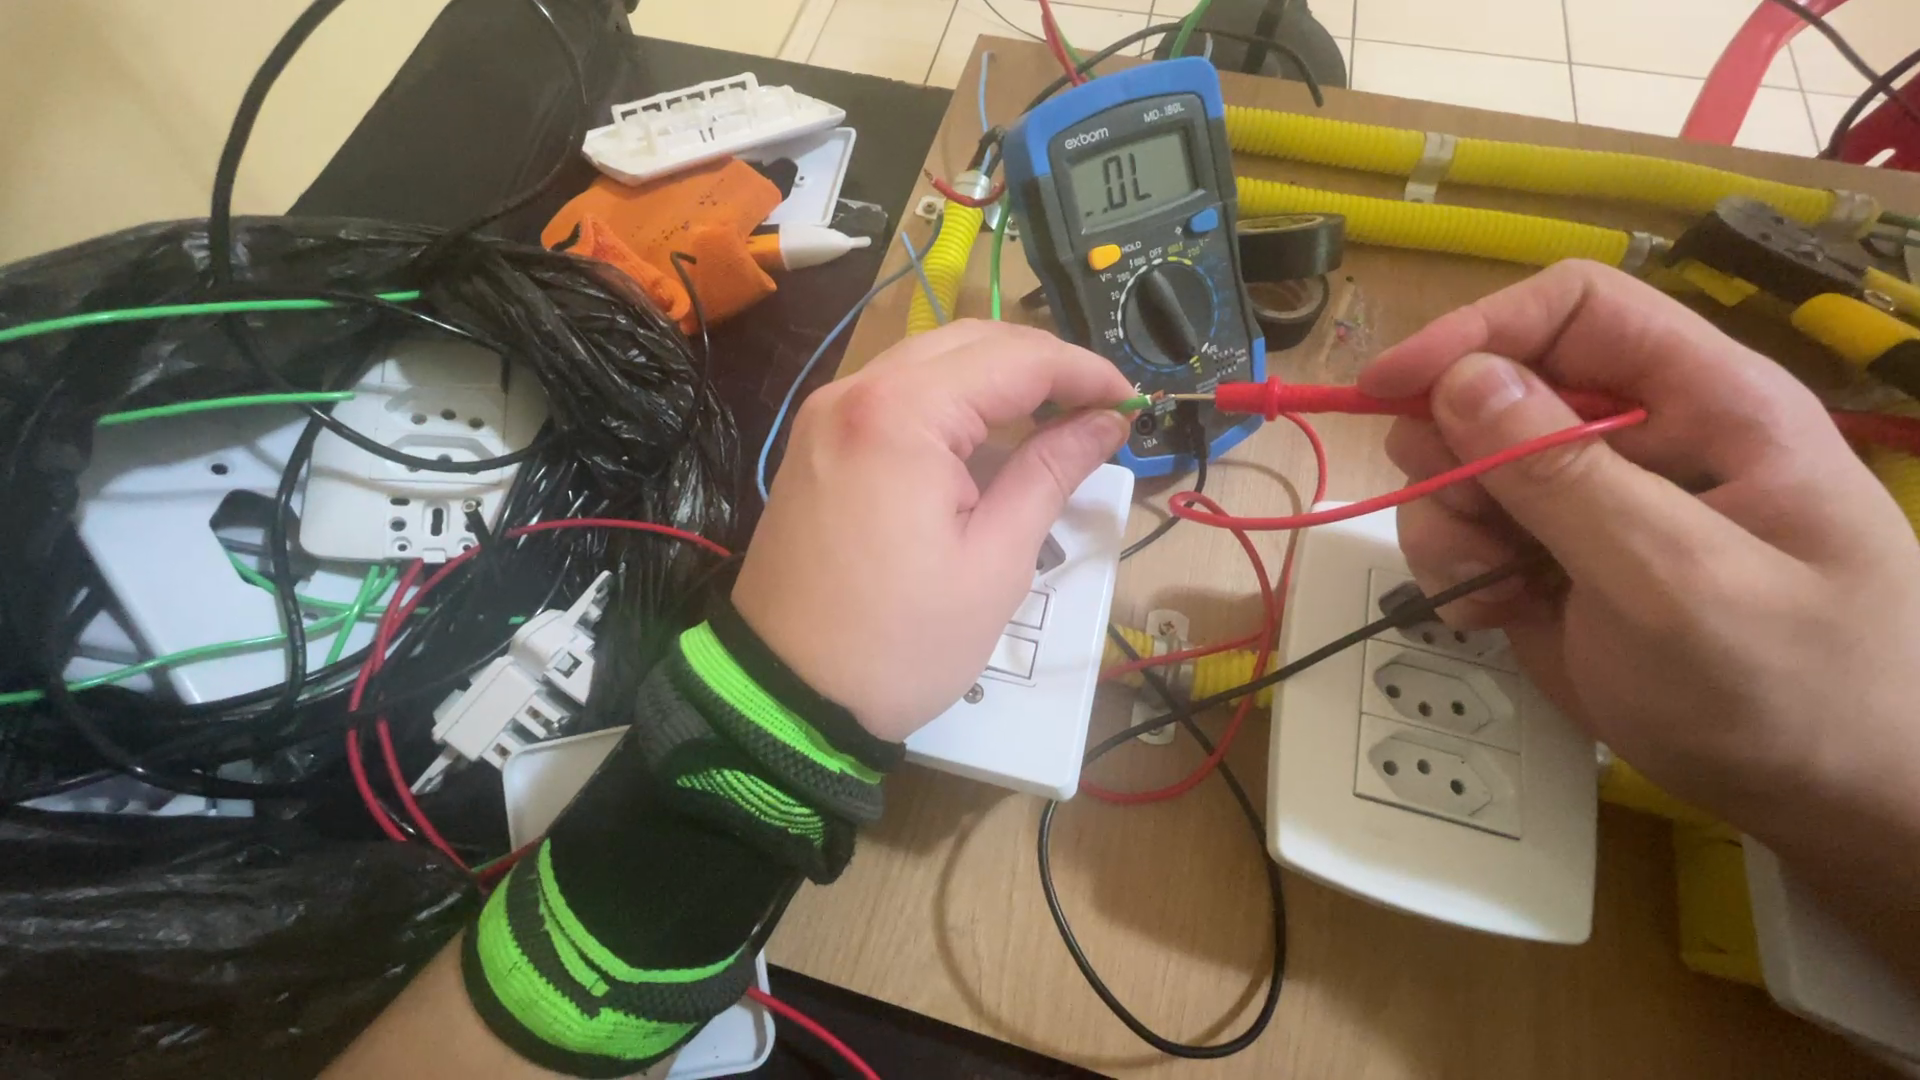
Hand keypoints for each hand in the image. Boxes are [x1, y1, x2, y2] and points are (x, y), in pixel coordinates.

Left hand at [733, 320, 1131, 741]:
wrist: (786, 694)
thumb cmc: (900, 642)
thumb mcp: (995, 562)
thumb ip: (1050, 473)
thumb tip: (1105, 422)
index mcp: (901, 414)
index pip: (1016, 359)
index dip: (1083, 371)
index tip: (1130, 402)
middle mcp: (855, 391)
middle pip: (969, 343)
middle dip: (1041, 367)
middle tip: (1094, 411)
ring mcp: (826, 415)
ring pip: (929, 363)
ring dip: (994, 382)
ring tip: (1050, 423)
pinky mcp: (817, 443)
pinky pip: (895, 397)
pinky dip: (948, 405)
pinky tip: (982, 442)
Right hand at [1359, 260, 1919, 903]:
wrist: (1808, 796)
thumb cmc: (1785, 687)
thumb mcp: (1672, 577)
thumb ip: (1563, 474)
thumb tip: (1458, 380)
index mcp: (1700, 402)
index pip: (1570, 311)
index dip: (1473, 332)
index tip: (1388, 386)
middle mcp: (1626, 433)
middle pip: (1486, 390)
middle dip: (1450, 456)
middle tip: (1469, 524)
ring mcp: (1573, 497)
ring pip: (1450, 466)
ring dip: (1447, 526)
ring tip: (1496, 585)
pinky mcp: (1534, 552)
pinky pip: (1448, 531)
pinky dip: (1450, 572)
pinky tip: (1497, 613)